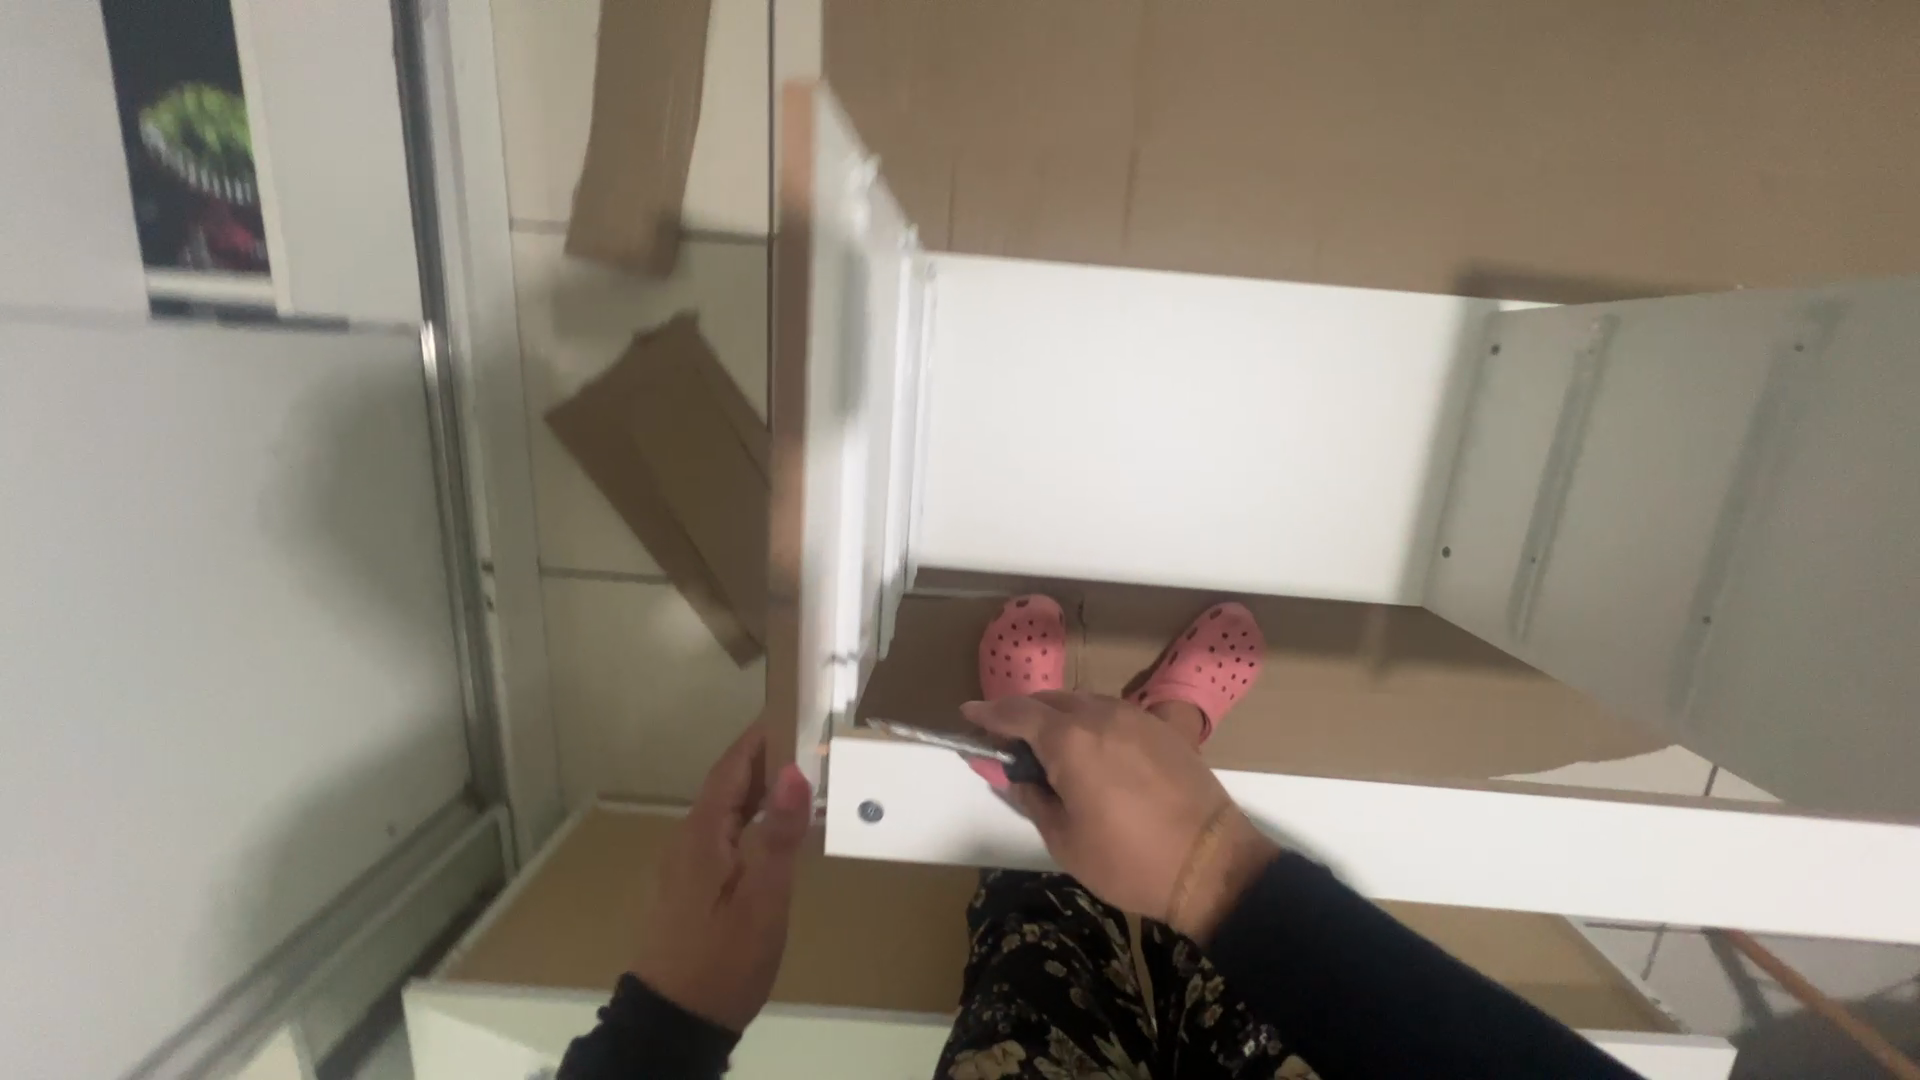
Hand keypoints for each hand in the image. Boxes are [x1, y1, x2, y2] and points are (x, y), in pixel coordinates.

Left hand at [632, 723, 812, 1031]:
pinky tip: (769, 830)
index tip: (790, 709)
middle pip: (726, 785)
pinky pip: (720, 835)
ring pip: (722, 811)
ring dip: (756, 788)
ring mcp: (683, 866)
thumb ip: (778, 834)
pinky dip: (747, 818)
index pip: (731, 767)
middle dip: (762, 758)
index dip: (758, 737)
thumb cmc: (722, 960)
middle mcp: (686, 841)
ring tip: (797, 777)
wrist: (671, 1028)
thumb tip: (794, 770)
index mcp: (702, 835)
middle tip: (807, 740)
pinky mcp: (687, 888)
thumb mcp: (762, 900)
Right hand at [964, 691, 1277, 941]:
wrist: (1212, 864)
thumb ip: (1031, 796)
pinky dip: (1089, 722)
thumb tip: (1012, 773)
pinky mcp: (1160, 727)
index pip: (1016, 713)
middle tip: (1007, 741)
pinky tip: (1092, 751)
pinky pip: (1110, 712)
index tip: (967, 713)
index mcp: (1069, 740)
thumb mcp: (1064, 839)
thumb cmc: (1129, 861)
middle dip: (1021, 714)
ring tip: (1049, 748)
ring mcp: (1134, 716)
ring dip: (1057, 716)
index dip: (987, 712)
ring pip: (1081, 702)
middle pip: (1048, 700)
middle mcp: (1099, 715)